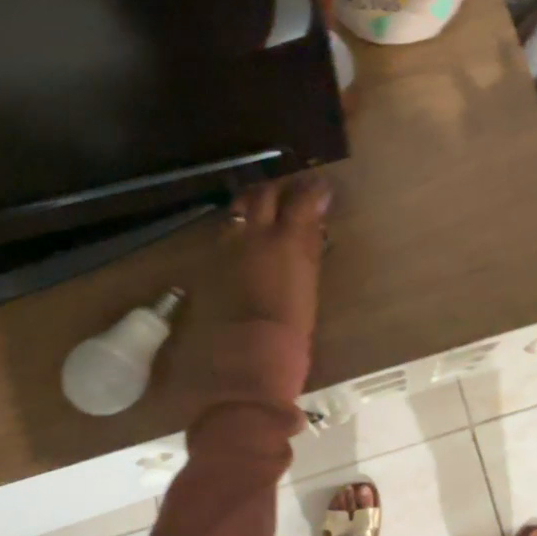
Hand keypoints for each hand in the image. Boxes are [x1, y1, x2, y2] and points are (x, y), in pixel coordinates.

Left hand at [223, 175, 331, 337]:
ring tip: (264, 203)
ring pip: (240, 206)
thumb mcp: (309, 278)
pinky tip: (246, 229)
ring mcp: (231, 243)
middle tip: (292, 189)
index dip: (313, 189)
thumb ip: (310, 246)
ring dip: (254, 200)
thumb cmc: (293, 321)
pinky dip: (239, 222)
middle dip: (281, 187)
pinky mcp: (214, 258)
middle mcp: (256, 231)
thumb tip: (314, 224)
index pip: (303, 199)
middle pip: (265, 194)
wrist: (251, 348)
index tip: (322, 187)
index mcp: (287, 237)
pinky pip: (228, 228)